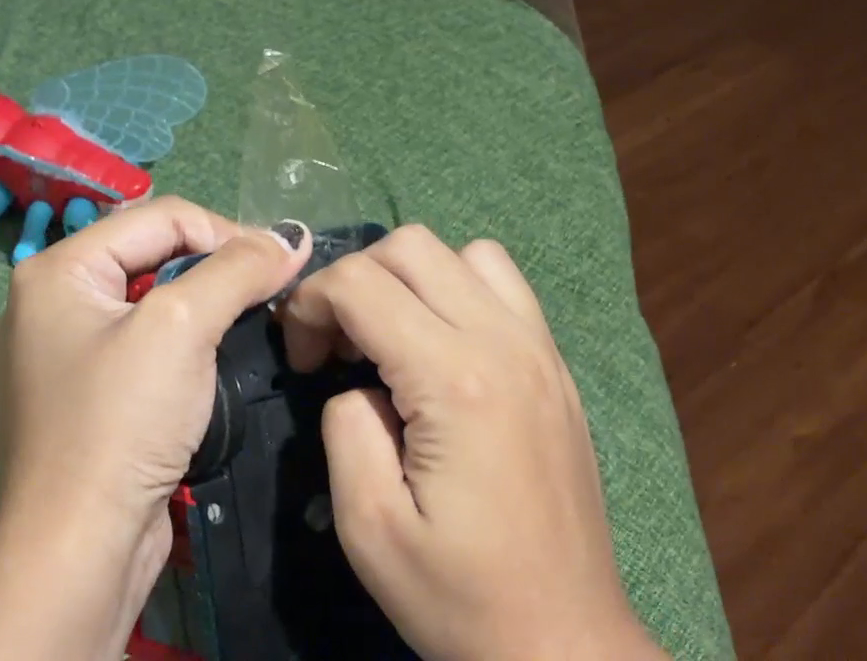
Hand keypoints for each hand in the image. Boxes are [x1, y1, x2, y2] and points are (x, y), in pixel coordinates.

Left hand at [0, 197, 310, 660]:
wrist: (77, 549)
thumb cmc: (122, 422)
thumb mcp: (184, 327)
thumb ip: (238, 269)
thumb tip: (291, 237)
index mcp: (55, 270)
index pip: (159, 217)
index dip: (226, 231)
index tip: (279, 264)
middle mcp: (47, 301)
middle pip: (150, 252)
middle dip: (214, 264)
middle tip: (266, 288)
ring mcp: (59, 353)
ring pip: (148, 299)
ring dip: (202, 301)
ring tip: (247, 318)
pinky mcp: (80, 395)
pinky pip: (138, 342)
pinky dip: (180, 339)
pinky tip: (210, 358)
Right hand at [284, 226, 668, 660]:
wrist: (565, 640)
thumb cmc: (462, 595)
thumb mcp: (370, 527)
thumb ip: (346, 427)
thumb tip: (356, 383)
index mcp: (456, 380)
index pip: (361, 283)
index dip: (309, 306)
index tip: (301, 360)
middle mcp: (505, 342)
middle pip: (411, 246)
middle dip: (355, 279)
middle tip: (338, 346)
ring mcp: (541, 347)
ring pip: (464, 251)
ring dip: (412, 277)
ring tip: (393, 337)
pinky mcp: (557, 364)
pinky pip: (505, 283)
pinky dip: (460, 287)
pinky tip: (444, 346)